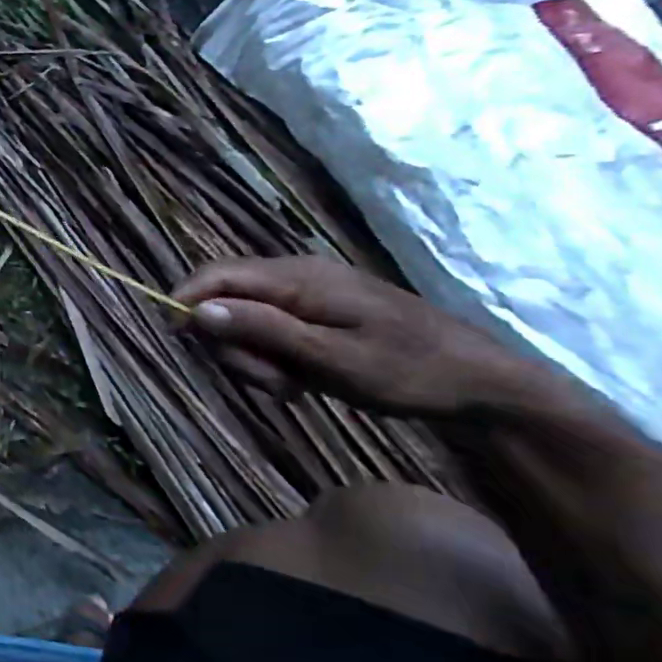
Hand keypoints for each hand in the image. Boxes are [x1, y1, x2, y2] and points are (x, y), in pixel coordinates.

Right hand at [172, 256, 553, 417]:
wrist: (485, 385)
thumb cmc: (409, 371)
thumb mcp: (331, 358)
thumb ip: (263, 330)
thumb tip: (198, 310)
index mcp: (299, 278)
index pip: (218, 274)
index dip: (187, 298)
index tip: (175, 335)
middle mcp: (297, 277)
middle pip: (228, 300)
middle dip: (233, 344)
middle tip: (267, 383)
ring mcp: (309, 295)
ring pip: (247, 319)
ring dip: (255, 357)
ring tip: (293, 386)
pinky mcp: (319, 313)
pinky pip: (272, 328)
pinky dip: (274, 357)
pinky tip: (302, 379)